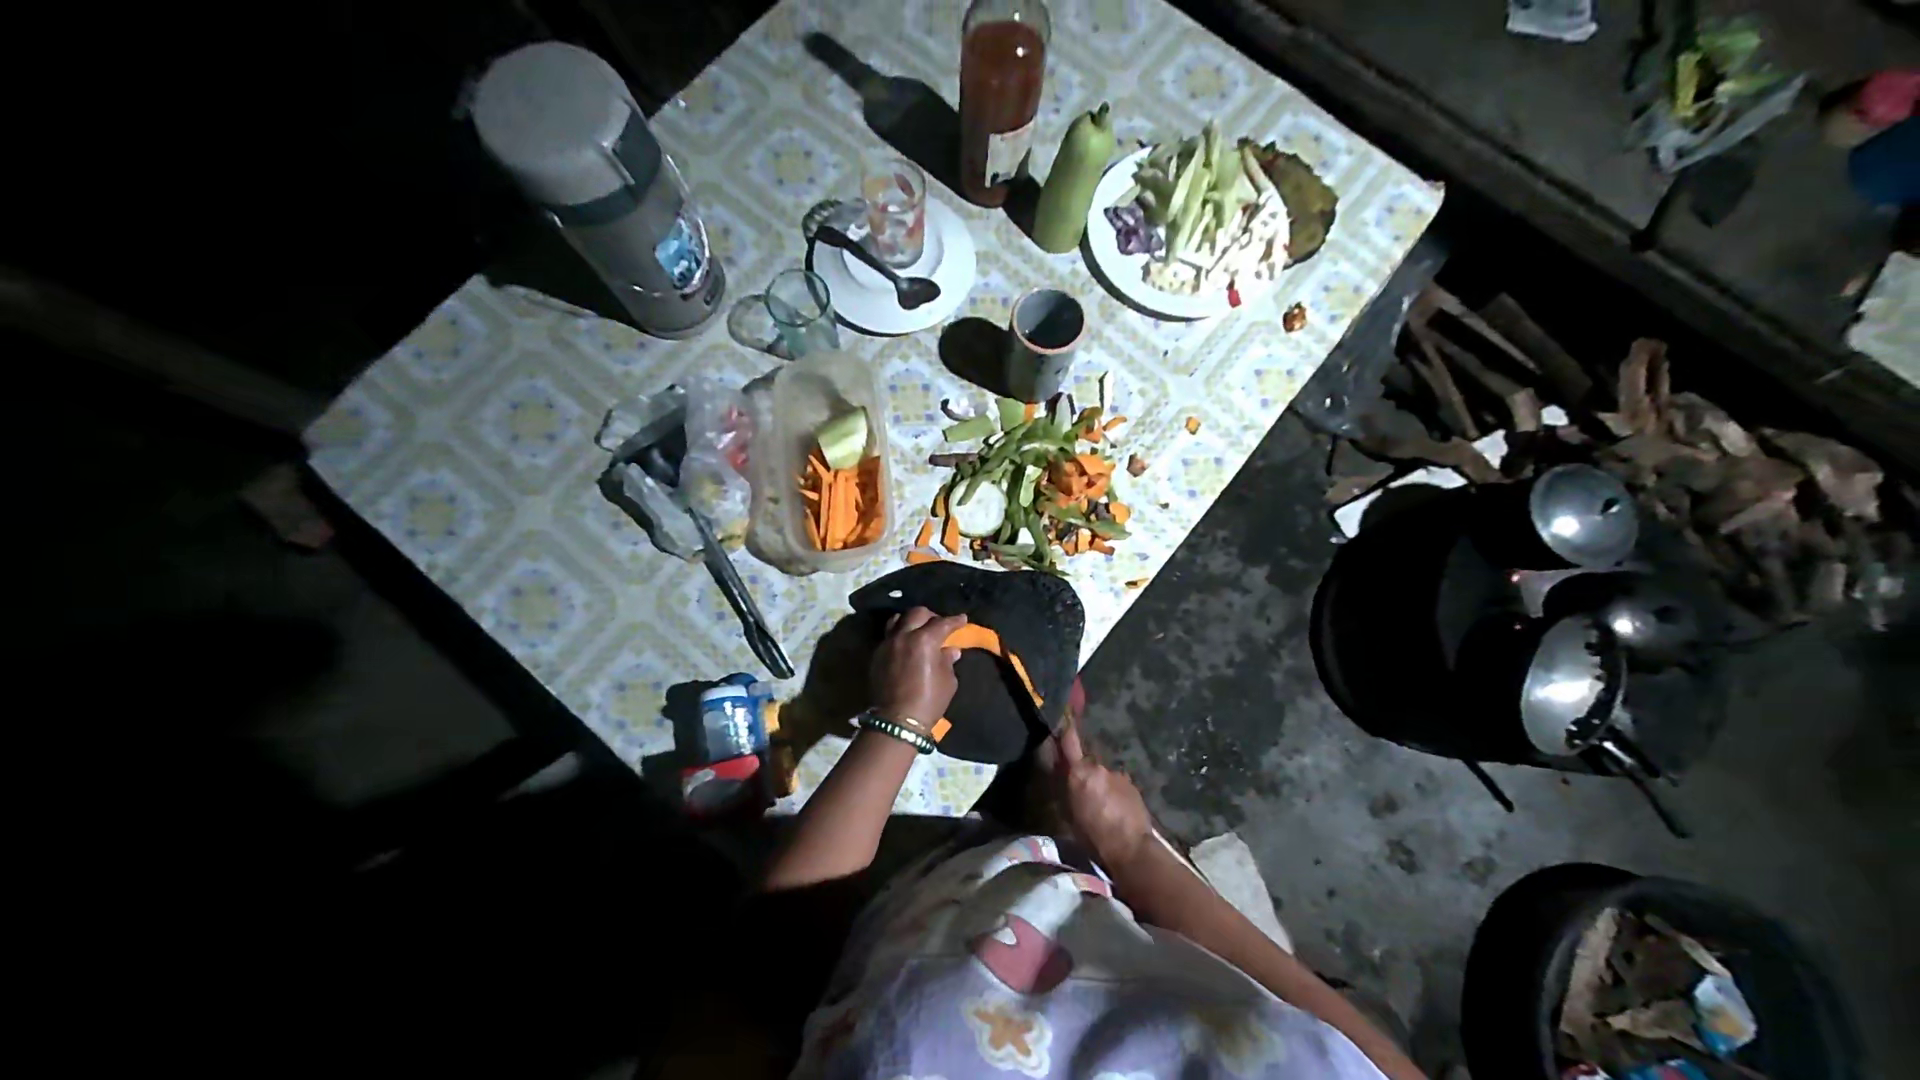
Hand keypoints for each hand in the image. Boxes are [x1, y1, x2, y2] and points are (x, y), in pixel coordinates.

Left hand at [869, 607, 965, 726]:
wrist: (897, 721)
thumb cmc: (929, 701)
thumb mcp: (948, 681)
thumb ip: (947, 661)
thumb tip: (950, 650)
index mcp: (924, 640)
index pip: (942, 623)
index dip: (955, 620)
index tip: (962, 619)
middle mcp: (903, 636)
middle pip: (917, 613)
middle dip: (931, 616)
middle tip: (939, 625)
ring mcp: (887, 644)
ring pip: (897, 620)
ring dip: (910, 621)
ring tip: (918, 630)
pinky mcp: (877, 655)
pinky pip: (889, 636)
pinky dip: (900, 636)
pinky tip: (906, 646)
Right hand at [1050, 712, 1153, 869]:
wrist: (1132, 849)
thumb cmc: (1093, 836)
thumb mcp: (1069, 814)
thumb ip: (1064, 788)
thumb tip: (1060, 772)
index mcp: (1079, 772)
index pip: (1069, 741)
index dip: (1065, 729)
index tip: (1063, 715)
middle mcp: (1099, 767)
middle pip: (1086, 762)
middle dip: (1084, 771)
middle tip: (1082, 790)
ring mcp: (1118, 775)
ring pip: (1103, 775)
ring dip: (1101, 784)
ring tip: (1103, 806)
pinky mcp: (1133, 785)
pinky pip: (1117, 784)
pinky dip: (1114, 792)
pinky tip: (1116, 810)